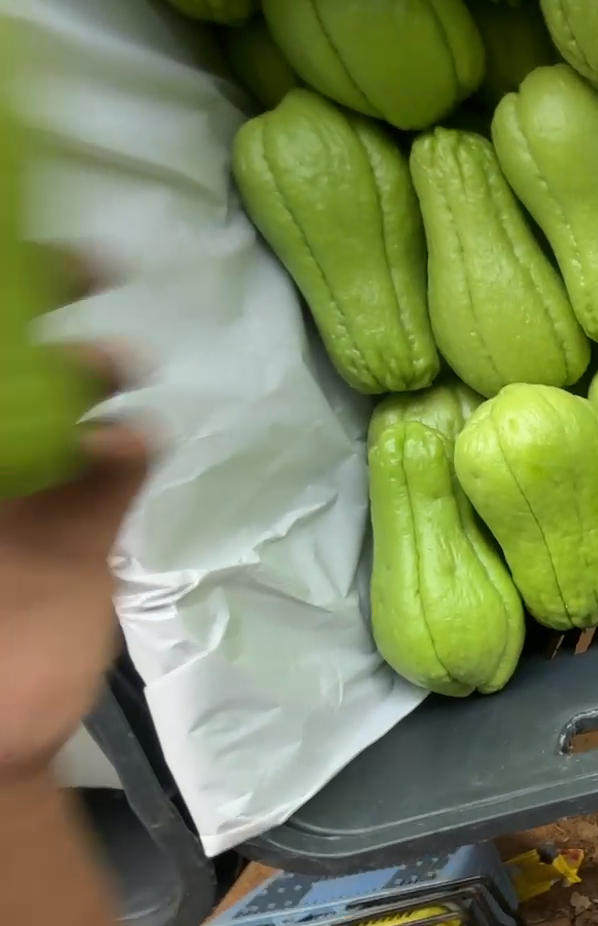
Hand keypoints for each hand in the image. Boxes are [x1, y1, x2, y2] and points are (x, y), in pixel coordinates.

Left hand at [0, 257, 145, 777]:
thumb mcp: (1, 550)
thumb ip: (55, 494)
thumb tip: (93, 431)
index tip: (18, 257)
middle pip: (3, 382)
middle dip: (30, 324)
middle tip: (76, 267)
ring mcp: (7, 497)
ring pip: (48, 415)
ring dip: (80, 381)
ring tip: (114, 360)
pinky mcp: (70, 533)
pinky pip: (106, 475)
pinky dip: (124, 454)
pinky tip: (138, 439)